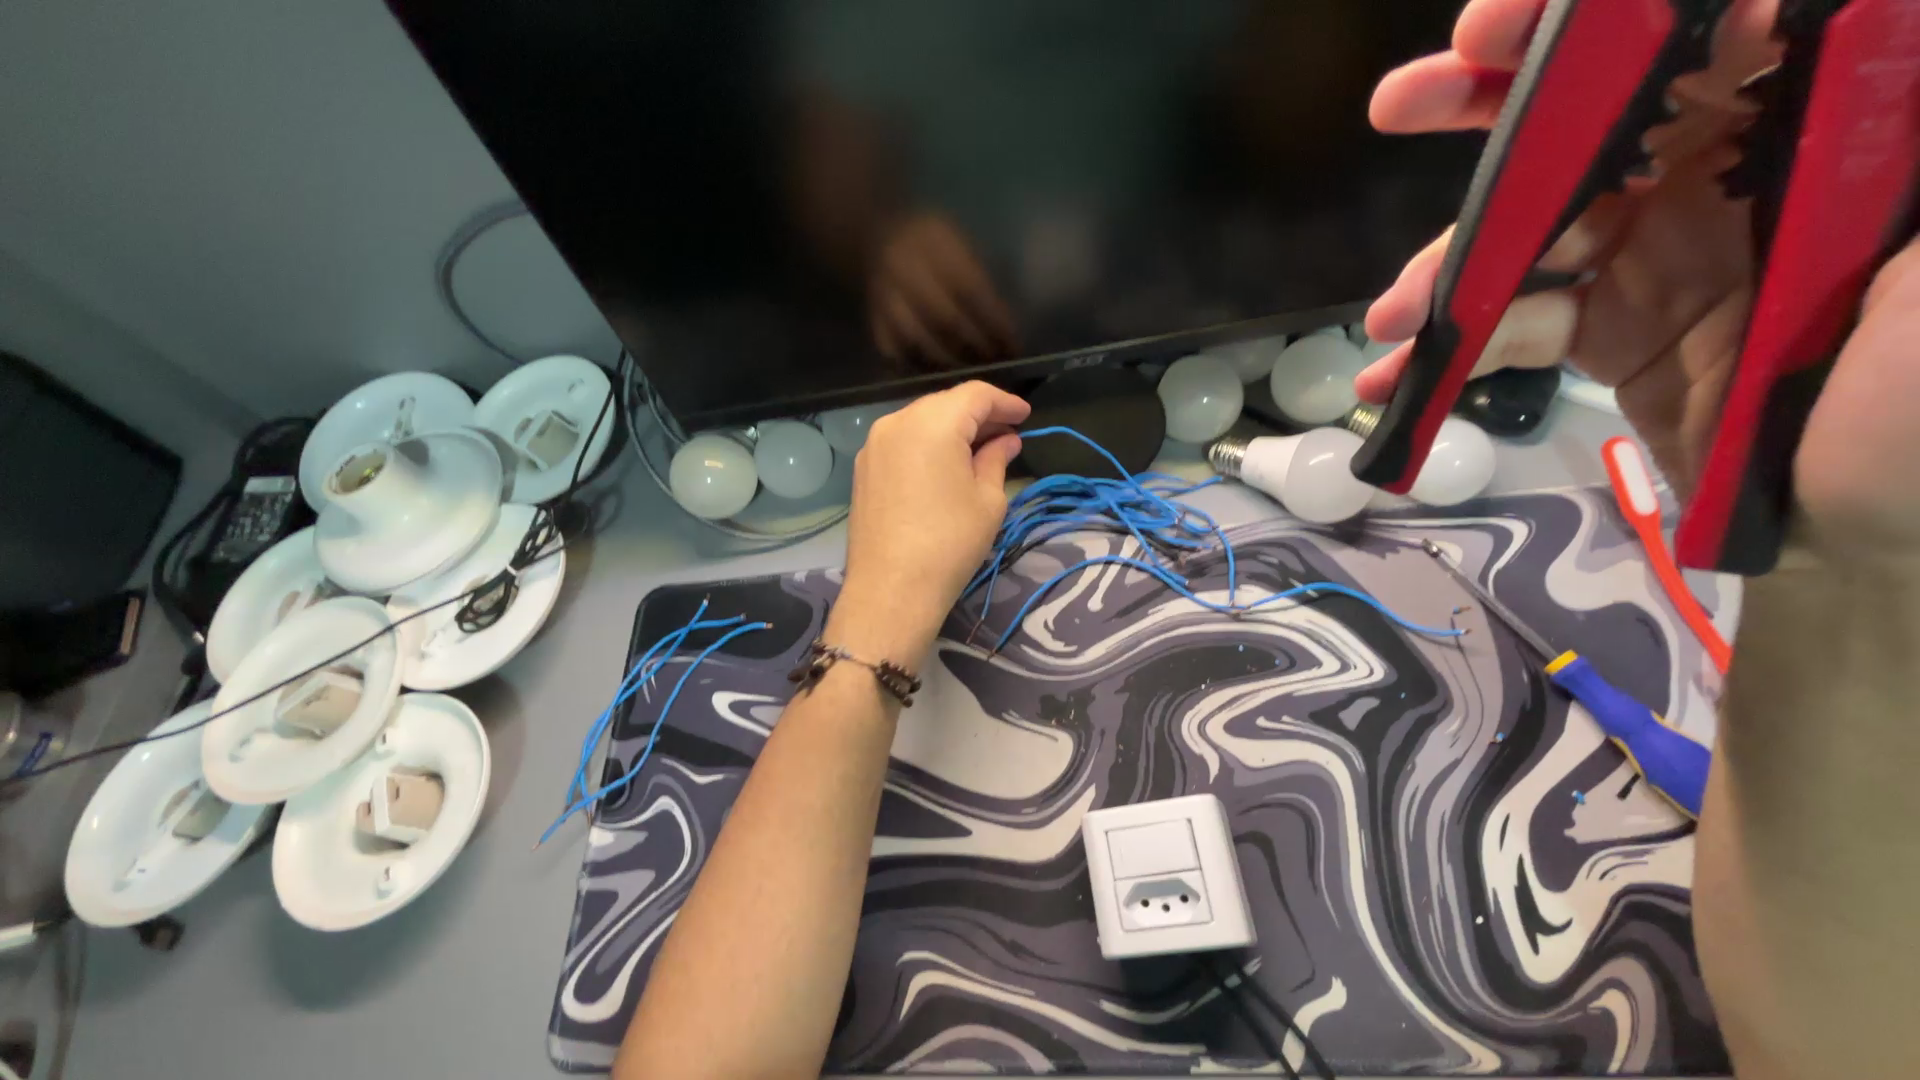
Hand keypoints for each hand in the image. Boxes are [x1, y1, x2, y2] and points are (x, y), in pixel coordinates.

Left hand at [832, 382, 1030, 662]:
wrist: (891, 589)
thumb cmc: (950, 543)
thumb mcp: (987, 501)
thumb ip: (996, 460)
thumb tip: (1006, 442)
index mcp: (932, 424)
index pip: (975, 395)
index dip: (1004, 402)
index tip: (1025, 416)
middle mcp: (898, 423)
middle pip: (945, 404)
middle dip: (978, 414)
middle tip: (1007, 433)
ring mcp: (875, 445)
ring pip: (921, 421)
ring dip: (951, 428)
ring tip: (981, 450)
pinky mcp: (864, 468)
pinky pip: (903, 442)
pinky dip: (928, 444)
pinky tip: (947, 464)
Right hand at [868, 213, 1019, 369]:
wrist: (875, 236)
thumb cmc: (931, 242)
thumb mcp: (960, 243)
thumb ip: (979, 279)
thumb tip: (1004, 325)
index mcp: (936, 248)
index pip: (971, 293)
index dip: (995, 324)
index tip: (1014, 347)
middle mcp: (908, 273)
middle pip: (946, 321)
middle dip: (977, 348)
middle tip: (997, 365)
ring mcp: (887, 300)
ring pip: (920, 342)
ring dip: (951, 364)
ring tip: (973, 376)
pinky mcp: (875, 321)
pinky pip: (896, 352)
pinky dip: (920, 368)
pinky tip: (940, 377)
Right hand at [1358, 0, 1919, 561]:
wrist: (1898, 521)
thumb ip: (1896, 111)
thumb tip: (1845, 15)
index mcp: (1822, 121)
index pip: (1704, 29)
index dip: (1588, 23)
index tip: (1494, 30)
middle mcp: (1729, 173)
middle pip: (1596, 115)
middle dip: (1492, 108)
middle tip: (1405, 102)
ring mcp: (1660, 257)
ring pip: (1532, 228)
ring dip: (1445, 266)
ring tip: (1388, 317)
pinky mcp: (1613, 334)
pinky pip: (1518, 327)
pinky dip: (1452, 354)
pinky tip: (1398, 382)